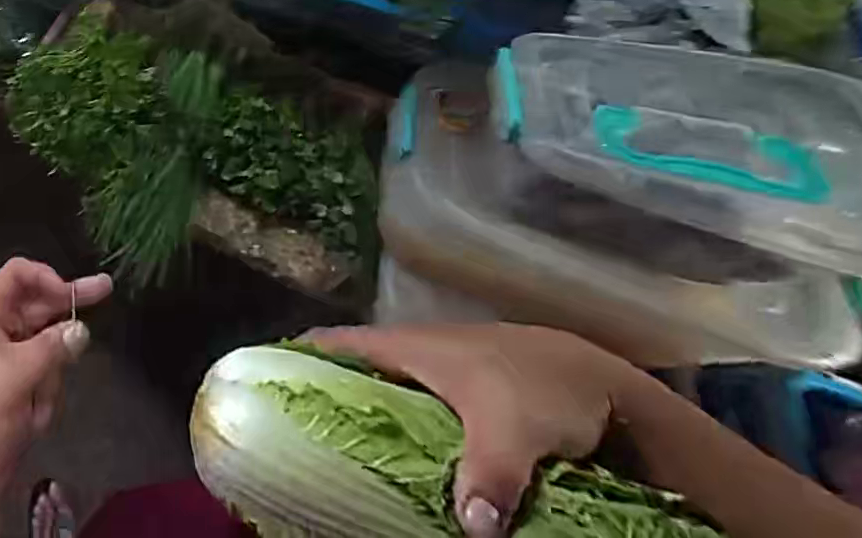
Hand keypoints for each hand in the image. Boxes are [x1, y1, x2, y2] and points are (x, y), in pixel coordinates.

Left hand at [0, 258, 112, 498]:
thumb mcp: (19, 375)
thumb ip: (54, 347)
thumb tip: (81, 330)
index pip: (18, 274)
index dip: (45, 276)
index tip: (68, 292)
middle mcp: (2, 326)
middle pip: (41, 300)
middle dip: (67, 304)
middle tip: (104, 288)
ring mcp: (15, 351)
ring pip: (51, 337)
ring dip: (53, 367)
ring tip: (35, 401)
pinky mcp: (26, 376)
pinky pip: (51, 366)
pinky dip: (50, 387)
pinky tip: (35, 414)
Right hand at [300, 323, 641, 537]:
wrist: (598, 381)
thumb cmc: (537, 383)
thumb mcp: (510, 427)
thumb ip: (487, 472)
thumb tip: (469, 532)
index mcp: (399, 345)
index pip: (328, 343)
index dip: (291, 356)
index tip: (263, 385)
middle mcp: (405, 357)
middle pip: (344, 373)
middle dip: (318, 399)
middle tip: (294, 440)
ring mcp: (430, 379)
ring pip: (376, 397)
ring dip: (356, 421)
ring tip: (332, 460)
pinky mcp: (454, 401)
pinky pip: (406, 418)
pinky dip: (392, 437)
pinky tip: (392, 471)